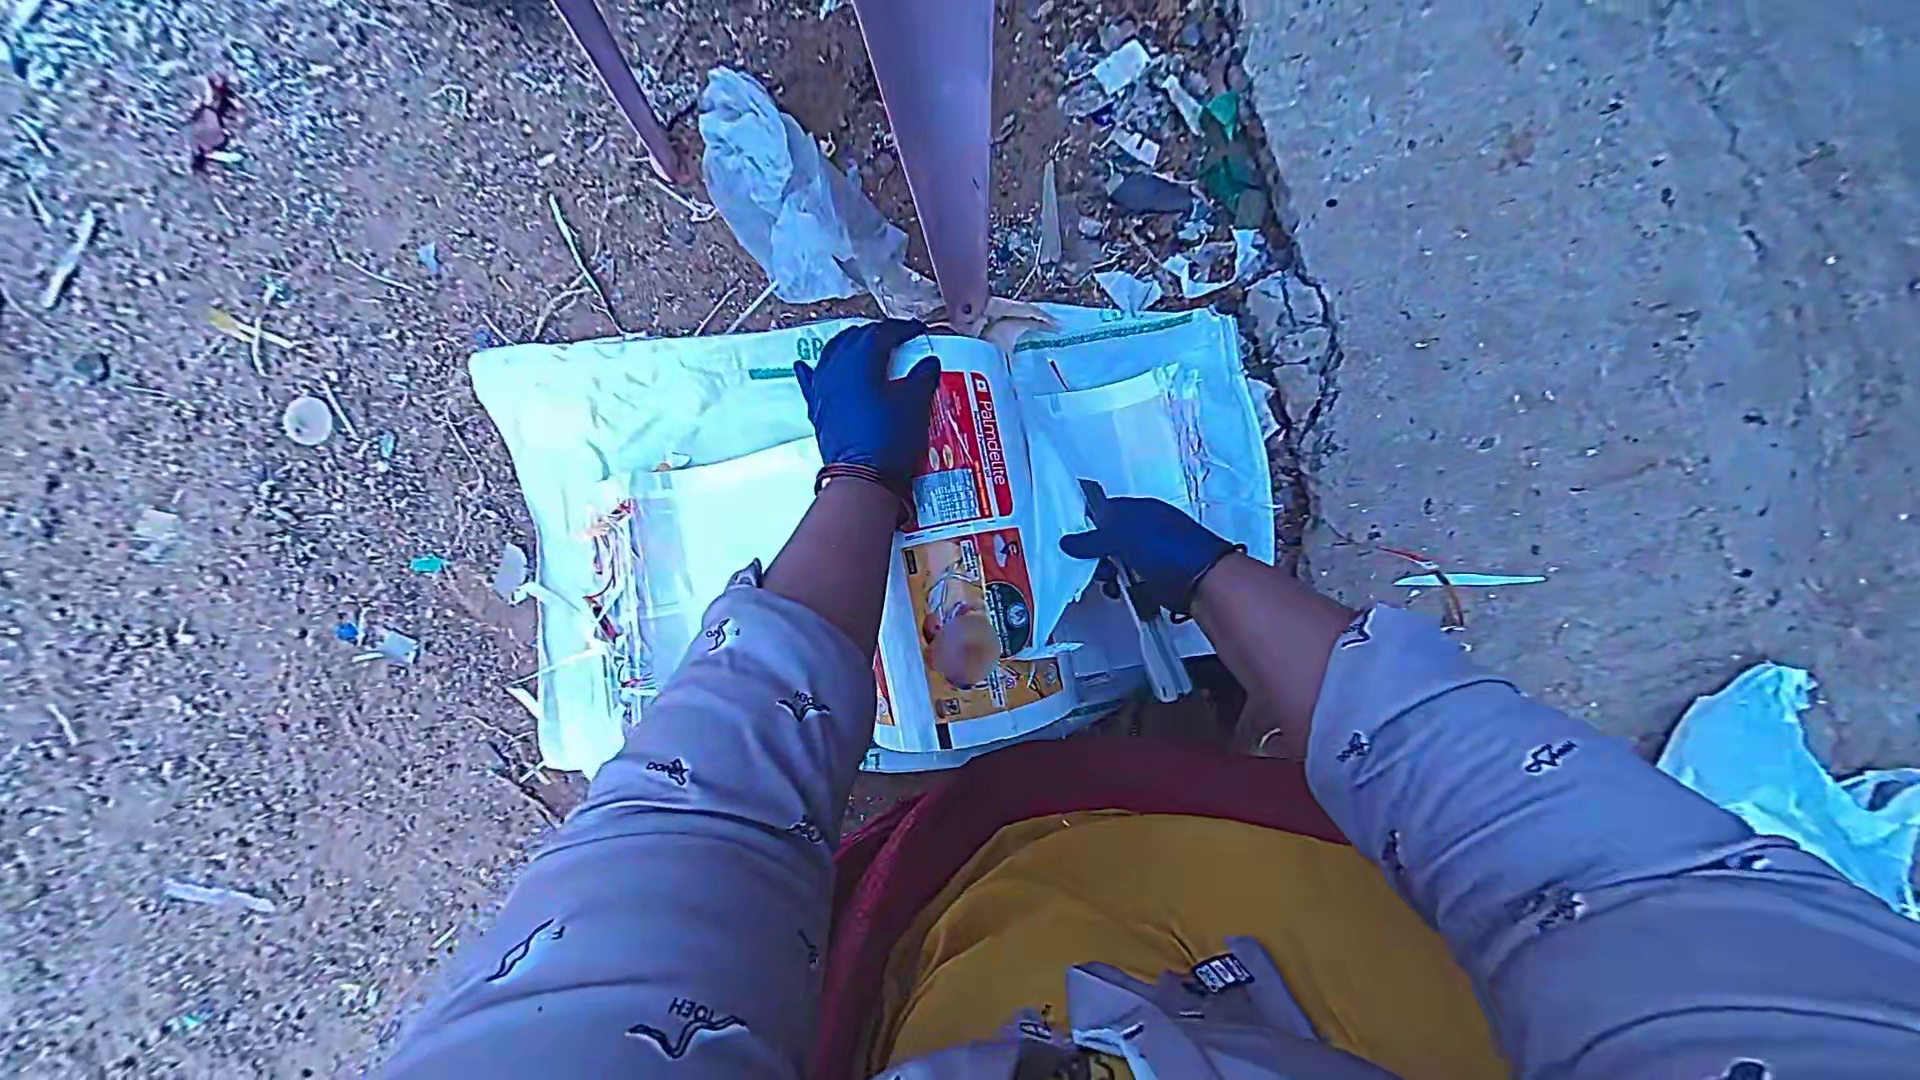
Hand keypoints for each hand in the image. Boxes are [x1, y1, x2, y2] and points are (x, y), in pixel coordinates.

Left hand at [795, 319, 938, 493]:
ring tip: (866, 349)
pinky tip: (805, 364)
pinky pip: (811, 382)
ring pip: (832, 354)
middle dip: (877, 334)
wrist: (863, 477)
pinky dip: (812, 370)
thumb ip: (923, 376)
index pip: (883, 332)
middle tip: (898, 340)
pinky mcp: (816, 409)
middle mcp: (836, 366)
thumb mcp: (915, 404)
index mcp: (861, 359)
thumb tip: (929, 361)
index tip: (919, 331)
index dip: (903, 329)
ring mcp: (822, 387)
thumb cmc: (891, 438)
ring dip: (850, 346)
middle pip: (855, 338)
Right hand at [1059, 496, 1239, 615]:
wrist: (1205, 582)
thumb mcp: (1122, 538)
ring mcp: (1150, 553)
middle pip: (1107, 537)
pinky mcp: (1154, 576)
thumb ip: (1092, 540)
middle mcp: (1144, 529)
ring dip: (1106, 570)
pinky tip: (1119, 591)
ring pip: (1116, 560)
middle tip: (1088, 562)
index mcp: (1139, 510)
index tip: (1071, 533)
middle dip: (1094, 551)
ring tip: (1107, 579)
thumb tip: (1067, 542)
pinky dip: (1120, 584)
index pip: (1103, 508)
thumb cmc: (1169, 550)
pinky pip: (1128, 578)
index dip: (1086, 519)